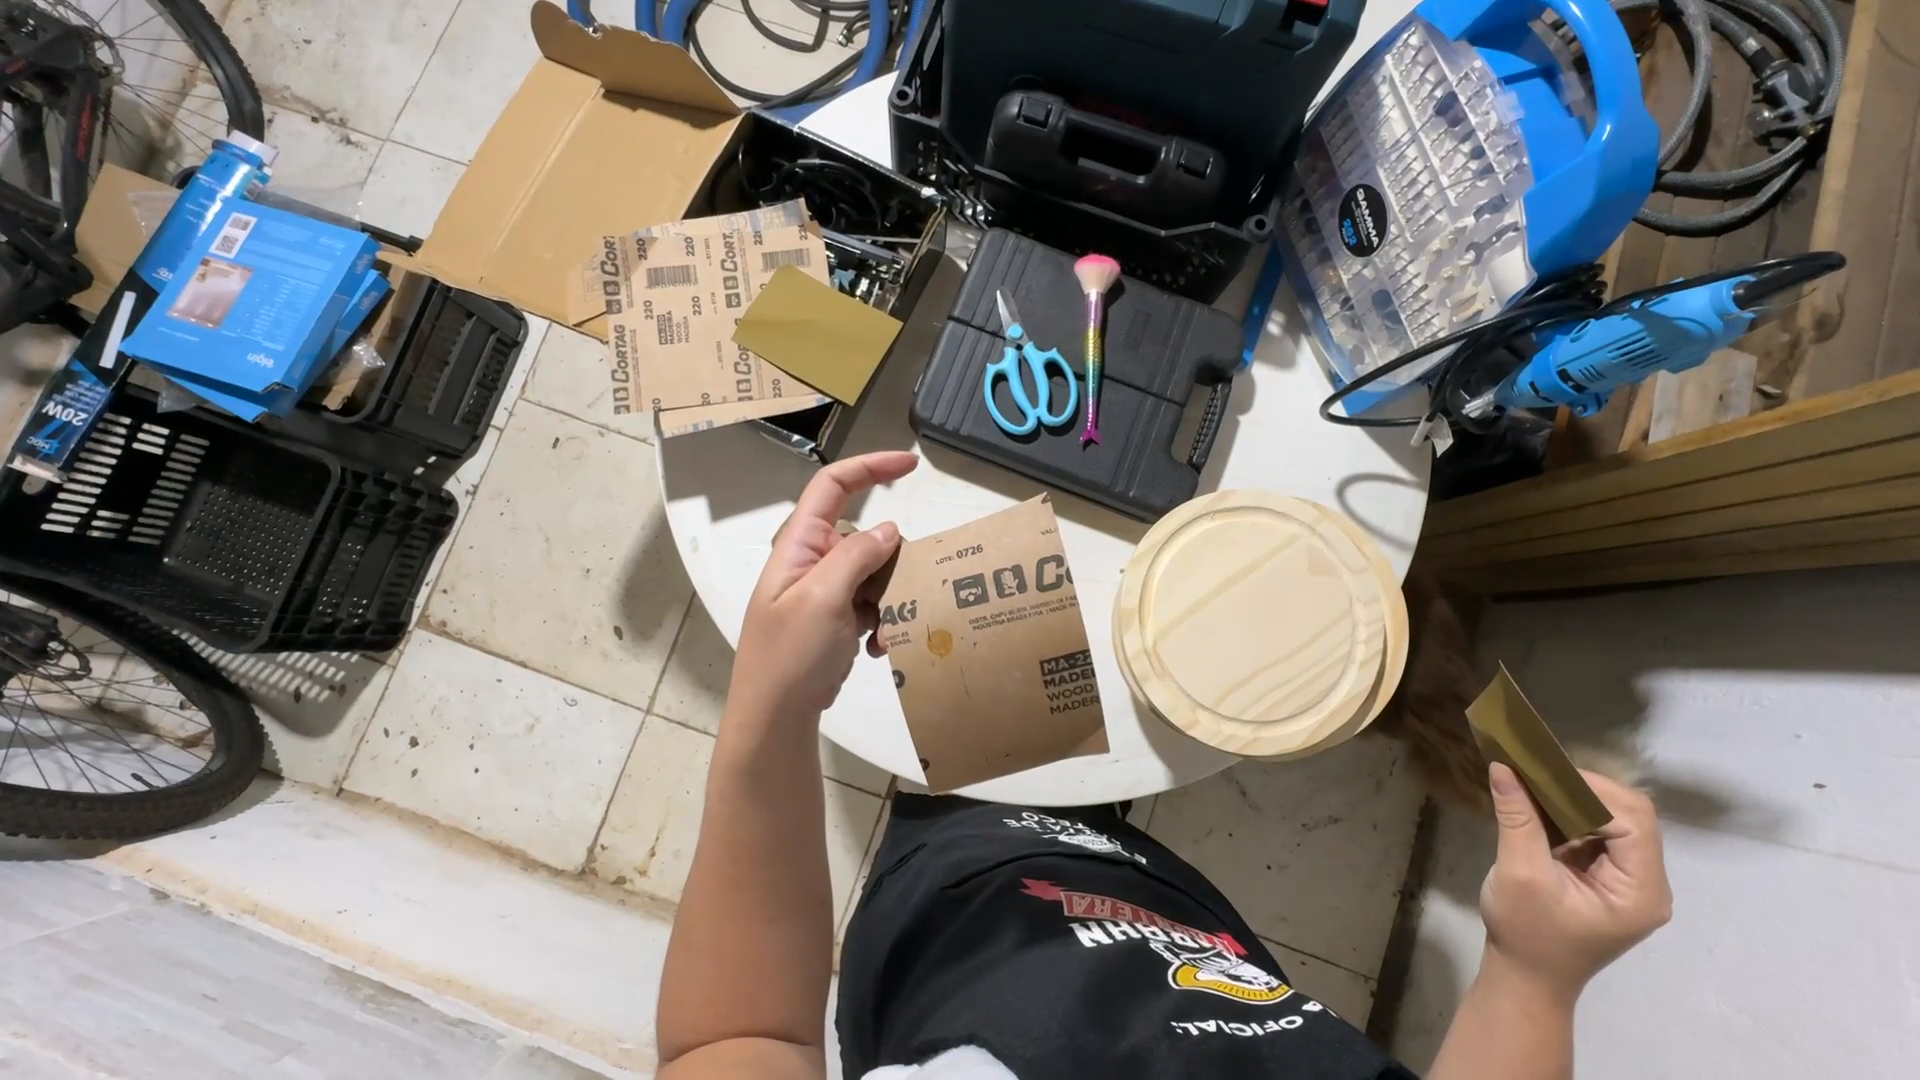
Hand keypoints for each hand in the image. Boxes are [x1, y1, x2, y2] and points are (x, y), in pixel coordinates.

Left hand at [728, 452, 917, 718]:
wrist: (775, 716)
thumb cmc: (789, 655)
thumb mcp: (822, 599)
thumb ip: (856, 557)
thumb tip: (889, 529)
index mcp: (800, 545)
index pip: (833, 486)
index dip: (870, 466)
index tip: (912, 464)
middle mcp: (813, 562)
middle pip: (865, 536)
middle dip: (892, 560)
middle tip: (908, 588)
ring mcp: (826, 593)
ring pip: (875, 574)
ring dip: (891, 598)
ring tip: (890, 631)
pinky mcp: (838, 620)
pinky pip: (873, 605)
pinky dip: (884, 622)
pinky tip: (881, 648)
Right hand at [1478, 763, 1671, 1003]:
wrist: (1525, 976)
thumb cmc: (1527, 932)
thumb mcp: (1519, 873)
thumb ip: (1517, 818)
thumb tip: (1503, 766)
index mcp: (1641, 889)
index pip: (1633, 821)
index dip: (1592, 791)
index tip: (1541, 774)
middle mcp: (1647, 883)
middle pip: (1631, 817)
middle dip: (1584, 791)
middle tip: (1535, 776)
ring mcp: (1630, 882)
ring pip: (1615, 821)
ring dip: (1575, 801)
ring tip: (1533, 787)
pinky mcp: (1608, 879)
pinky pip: (1599, 834)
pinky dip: (1570, 816)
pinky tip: (1539, 811)